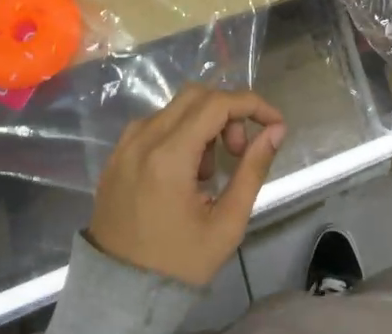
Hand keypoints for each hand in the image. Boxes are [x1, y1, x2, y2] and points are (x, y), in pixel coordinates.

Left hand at [87, 85, 286, 286]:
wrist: (118, 296)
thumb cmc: (177, 263)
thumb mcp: (226, 224)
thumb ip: (253, 170)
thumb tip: (276, 131)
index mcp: (168, 156)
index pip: (218, 104)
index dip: (253, 105)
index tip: (275, 124)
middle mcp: (142, 139)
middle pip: (196, 95)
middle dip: (228, 112)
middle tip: (238, 150)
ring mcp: (124, 145)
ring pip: (175, 107)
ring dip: (204, 123)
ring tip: (209, 171)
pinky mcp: (116, 156)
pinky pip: (155, 124)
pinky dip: (180, 132)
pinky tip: (185, 170)